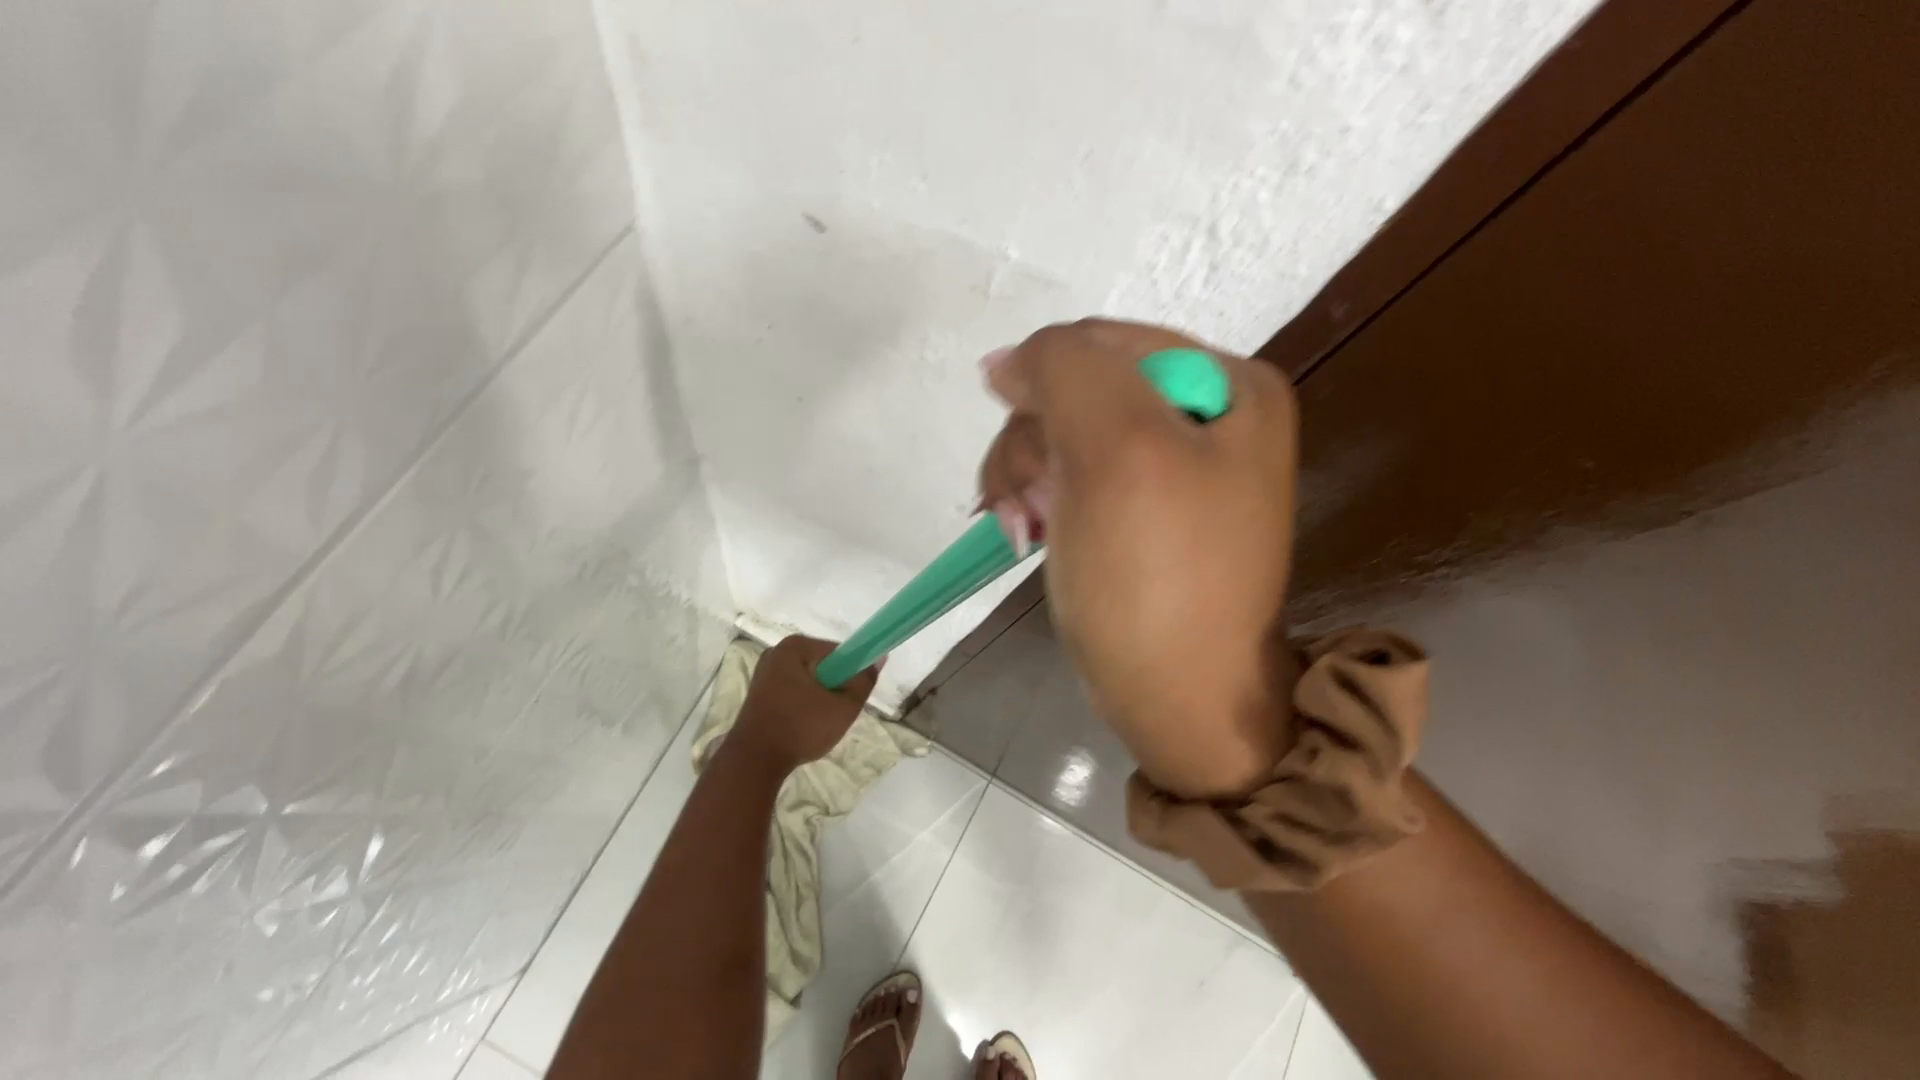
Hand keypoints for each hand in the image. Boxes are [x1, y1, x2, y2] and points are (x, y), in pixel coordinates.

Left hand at [730, 635, 880, 773]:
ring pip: (808, 680)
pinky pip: (792, 691)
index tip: (853, 696)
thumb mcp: (843, 707)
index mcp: (795, 647)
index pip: (839, 652)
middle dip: (835, 686)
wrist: (754, 761)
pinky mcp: (758, 692)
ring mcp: (764, 673)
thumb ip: (864, 681)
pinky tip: (803, 725)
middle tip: (838, 712)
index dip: (852, 673)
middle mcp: (776, 653)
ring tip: (820, 722)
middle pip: (822, 665)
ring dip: (819, 697)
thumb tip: (878, 659)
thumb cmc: (801, 728)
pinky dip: (803, 704)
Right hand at [978, 319, 1300, 797]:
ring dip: (1027, 476)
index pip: (1103, 341)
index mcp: (1228, 383)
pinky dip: (1038, 501)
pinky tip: (1030, 536)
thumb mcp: (1117, 451)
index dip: (1049, 389)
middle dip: (1037, 444)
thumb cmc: (1156, 579)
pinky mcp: (1140, 512)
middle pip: (1078, 389)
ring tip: (1025, 531)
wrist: (1182, 701)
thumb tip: (1006, 361)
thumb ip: (1064, 371)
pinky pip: (1068, 476)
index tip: (1040, 461)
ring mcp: (1172, 467)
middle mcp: (1207, 414)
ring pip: (1061, 433)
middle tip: (1033, 507)